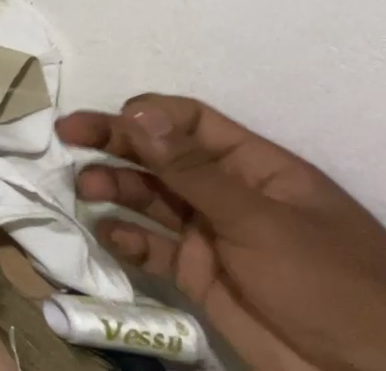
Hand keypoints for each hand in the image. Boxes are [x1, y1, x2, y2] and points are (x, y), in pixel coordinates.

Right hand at [58, 95, 385, 370]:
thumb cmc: (329, 284)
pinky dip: (124, 237)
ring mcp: (210, 234)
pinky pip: (148, 245)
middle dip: (111, 142)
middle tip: (66, 136)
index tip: (112, 120)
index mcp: (257, 171)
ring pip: (145, 195)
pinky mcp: (195, 273)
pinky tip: (113, 237)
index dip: (149, 115)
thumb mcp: (261, 221)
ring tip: (87, 191)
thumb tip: (135, 111)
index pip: (192, 122)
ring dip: (111, 186)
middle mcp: (228, 195)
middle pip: (158, 154)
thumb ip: (192, 169)